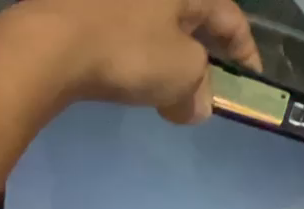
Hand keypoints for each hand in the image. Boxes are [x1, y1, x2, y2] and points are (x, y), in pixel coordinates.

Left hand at [16, 0, 262, 124]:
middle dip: (207, 56)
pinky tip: (136, 83)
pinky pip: (131, 32)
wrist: (52, 44)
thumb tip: (197, 104)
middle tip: (210, 90)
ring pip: (161, 28)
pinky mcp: (91, 10)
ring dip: (173, 61)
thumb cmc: (130, 51)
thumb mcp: (181, 75)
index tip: (251, 82)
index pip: (231, 17)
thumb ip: (200, 90)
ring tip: (171, 95)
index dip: (246, 53)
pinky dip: (143, 58)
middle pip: (194, 19)